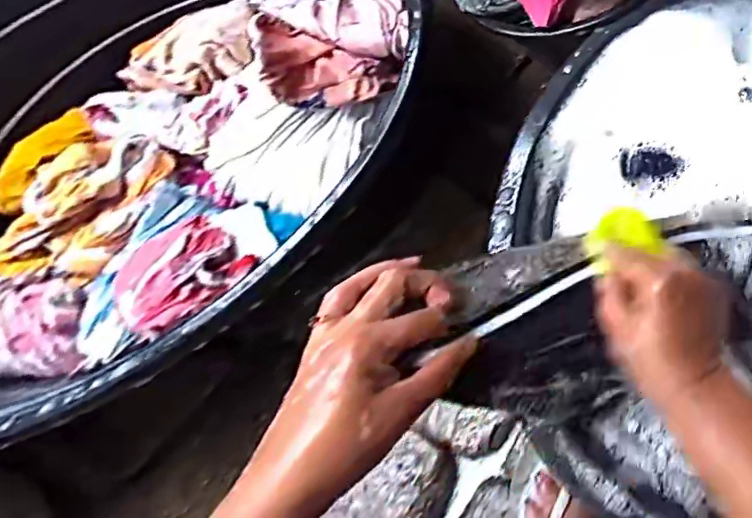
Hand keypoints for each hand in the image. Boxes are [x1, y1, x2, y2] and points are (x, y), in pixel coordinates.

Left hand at [217, 259, 477, 517]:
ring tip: (414, 265)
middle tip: (448, 295)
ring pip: (358, 283)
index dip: (448, 325)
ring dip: (389, 270)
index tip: (464, 334)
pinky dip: (358, 287)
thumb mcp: (400, 414)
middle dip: (427, 282)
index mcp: (366, 343)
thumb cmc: (338, 454)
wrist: (284, 486)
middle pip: (392, 283)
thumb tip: (467, 345)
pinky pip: (334, 302)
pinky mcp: (313, 348)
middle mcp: (344, 330)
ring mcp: (325, 336)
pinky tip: (371, 291)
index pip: (422, 319)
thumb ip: (438, 373)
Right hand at [594, 246, 728, 406]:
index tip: (603, 248)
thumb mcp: (620, 333)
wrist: (696, 386)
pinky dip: (674, 278)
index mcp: (659, 282)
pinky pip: (685, 271)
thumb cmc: (659, 369)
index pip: (628, 254)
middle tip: (623, 277)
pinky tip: (666, 301)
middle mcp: (683, 273)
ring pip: (669, 258)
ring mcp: (700, 278)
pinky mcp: (712, 286)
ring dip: (656, 269)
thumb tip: (607, 276)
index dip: (612, 251)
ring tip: (646, 295)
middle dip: (636, 262)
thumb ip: (609, 295)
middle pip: (651, 252)